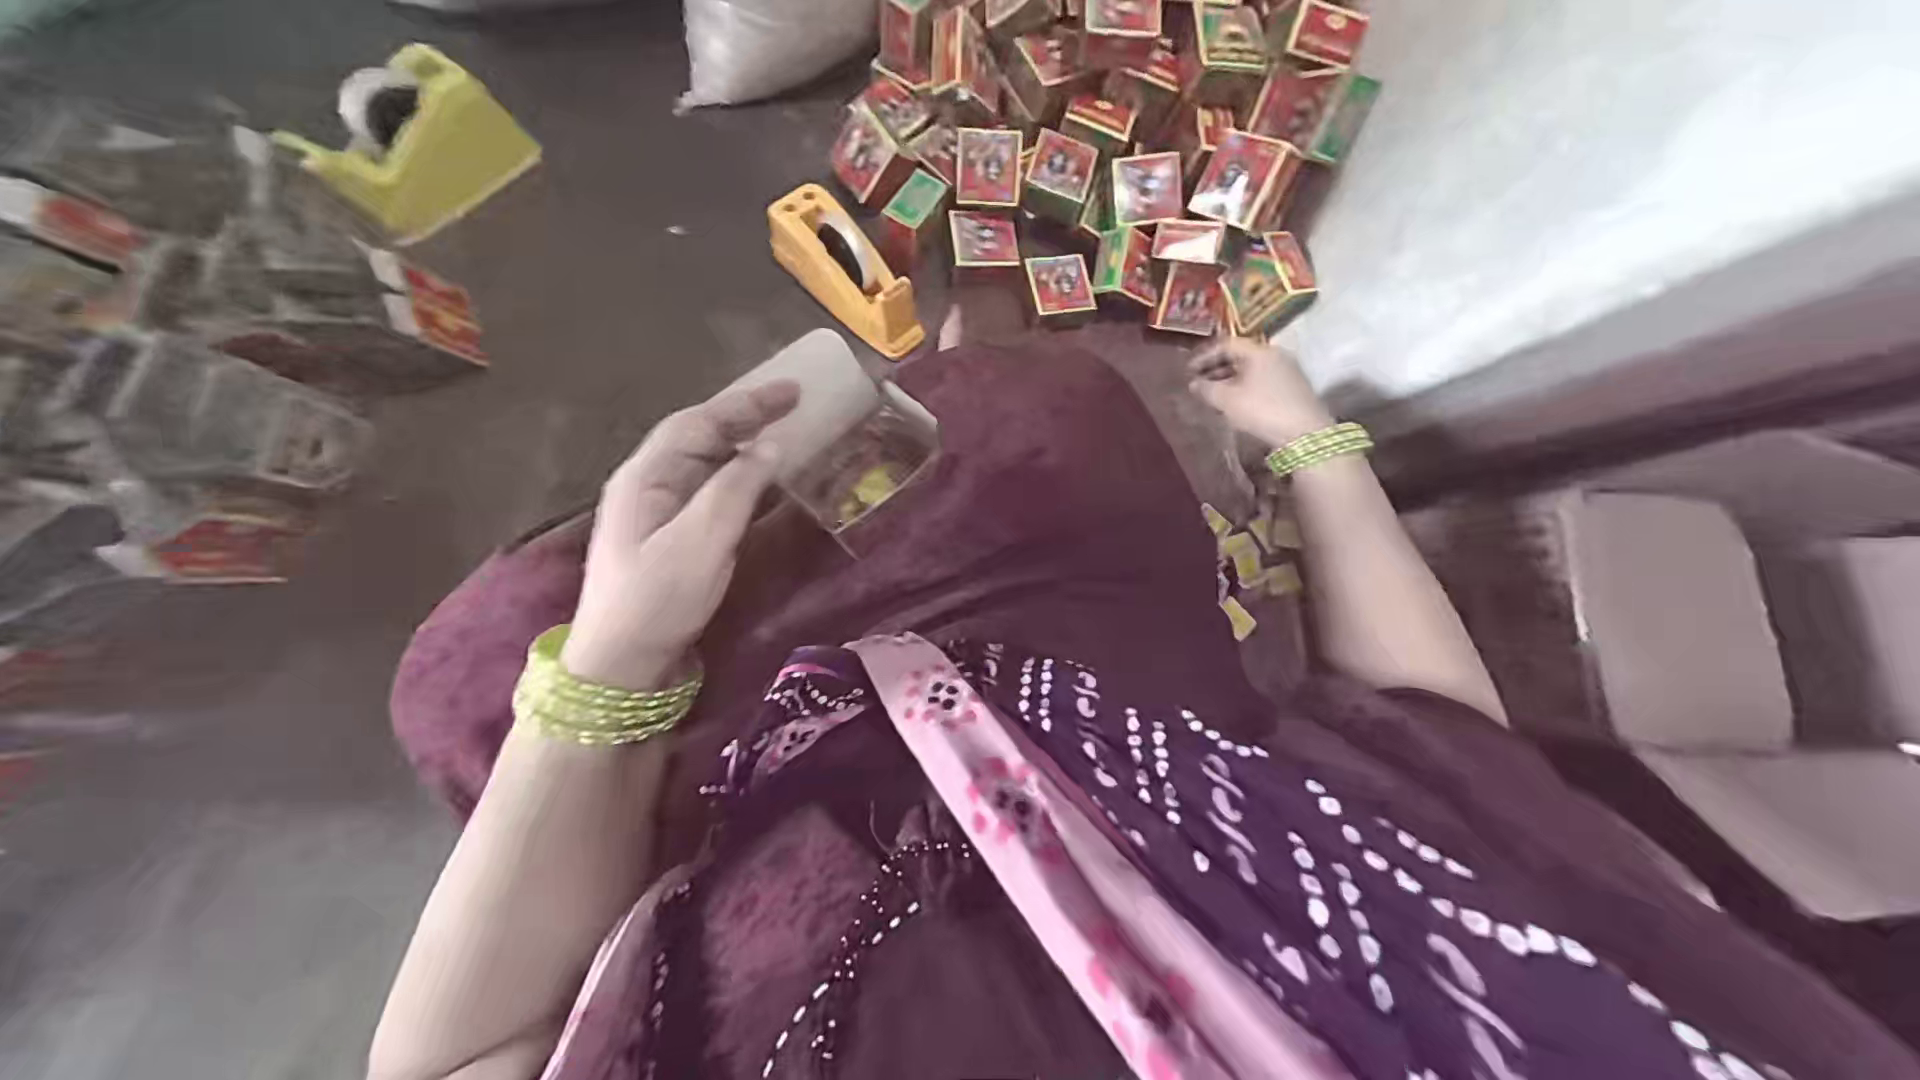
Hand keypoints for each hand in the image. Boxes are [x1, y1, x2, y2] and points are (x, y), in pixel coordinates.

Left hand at [561, 381, 800, 689]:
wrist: (621, 662)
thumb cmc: (659, 598)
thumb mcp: (702, 541)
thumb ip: (736, 489)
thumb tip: (770, 446)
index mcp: (648, 475)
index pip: (701, 423)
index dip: (747, 404)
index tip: (792, 391)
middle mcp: (649, 483)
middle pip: (699, 435)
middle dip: (745, 415)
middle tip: (792, 403)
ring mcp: (658, 508)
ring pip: (704, 460)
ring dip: (742, 441)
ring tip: (780, 430)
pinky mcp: (670, 533)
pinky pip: (709, 487)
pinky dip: (738, 472)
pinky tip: (758, 477)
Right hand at [1187, 338, 1334, 445]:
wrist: (1304, 434)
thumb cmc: (1262, 411)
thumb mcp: (1227, 400)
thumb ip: (1206, 389)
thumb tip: (1194, 383)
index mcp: (1259, 352)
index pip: (1227, 344)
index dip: (1204, 356)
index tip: (1188, 370)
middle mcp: (1275, 355)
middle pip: (1240, 356)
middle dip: (1215, 368)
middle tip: (1198, 382)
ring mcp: (1287, 371)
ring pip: (1251, 369)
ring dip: (1229, 379)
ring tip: (1212, 394)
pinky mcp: (1292, 387)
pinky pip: (1261, 380)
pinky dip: (1243, 386)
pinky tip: (1234, 402)